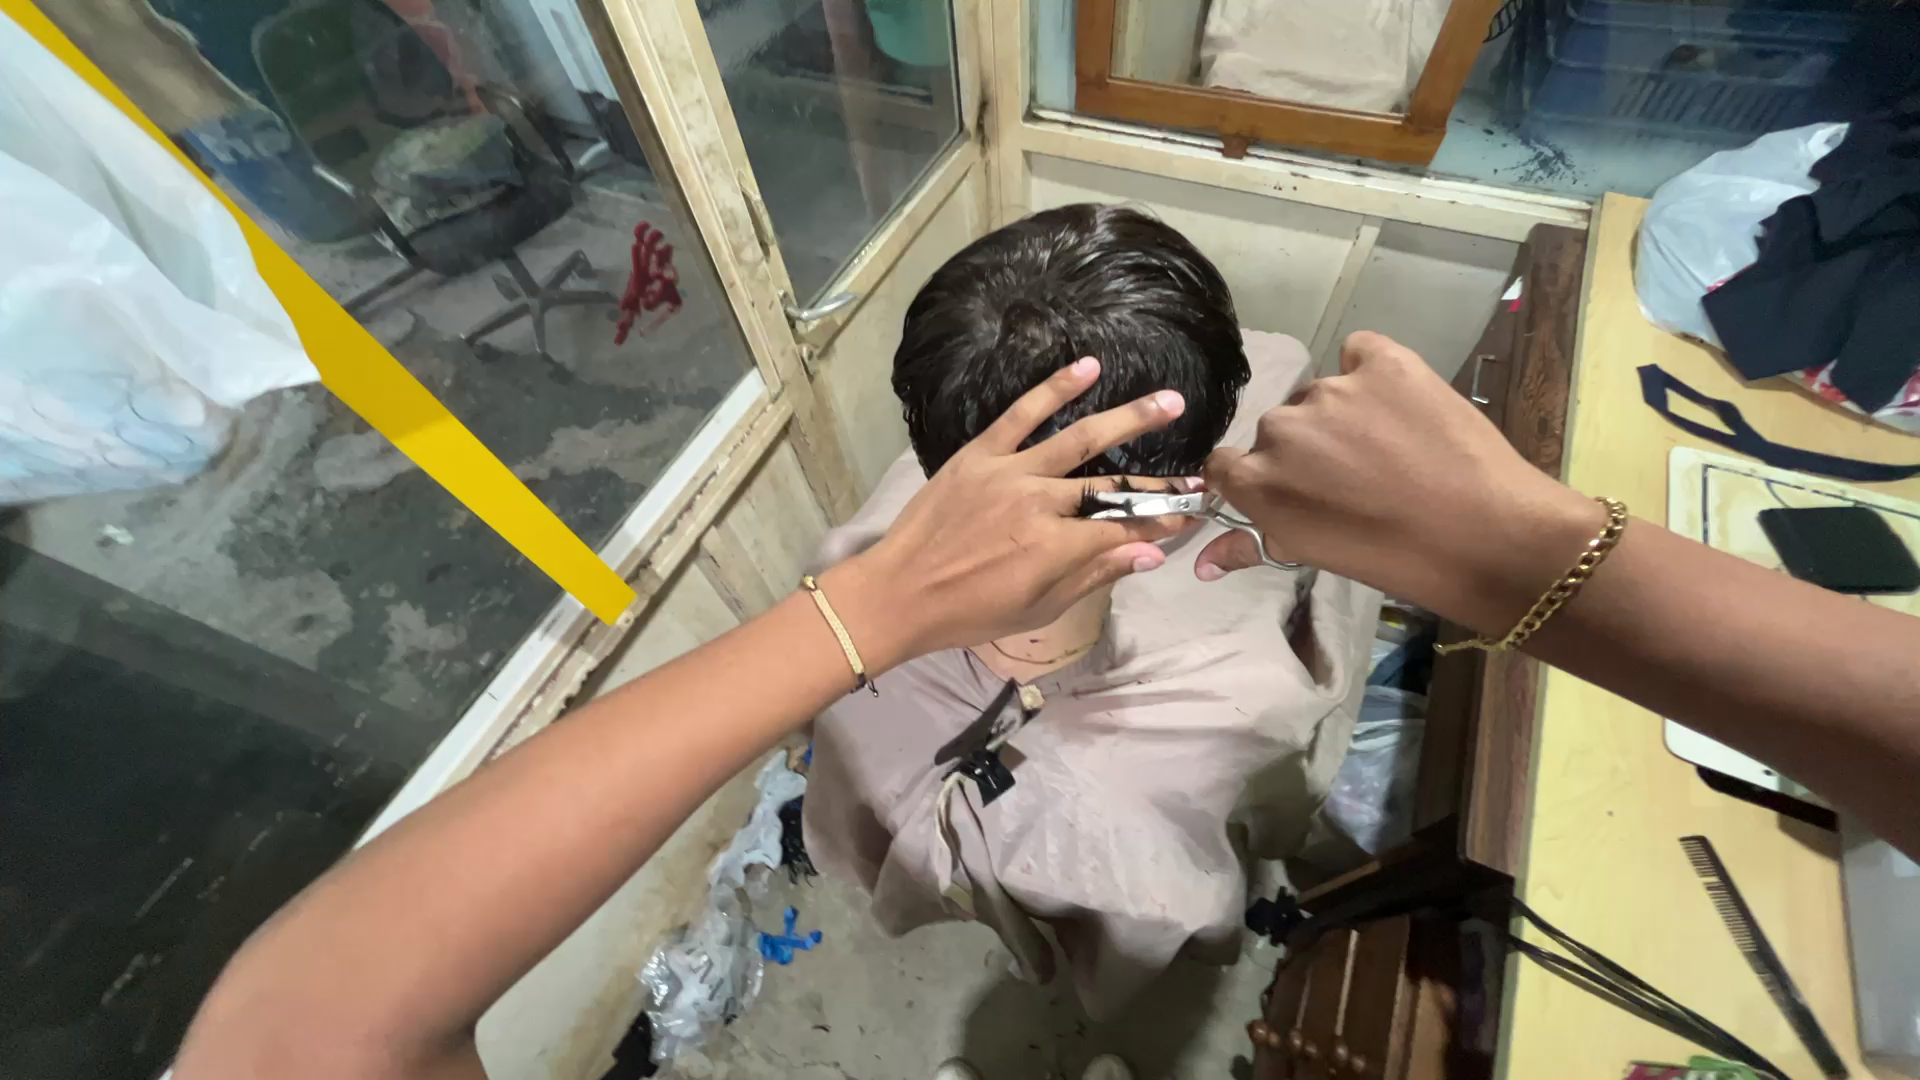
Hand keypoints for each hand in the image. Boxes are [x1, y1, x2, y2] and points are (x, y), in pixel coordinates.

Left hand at [826, 357, 1189, 668]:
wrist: (898, 592)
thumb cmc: (969, 613)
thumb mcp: (1036, 610)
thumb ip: (1092, 576)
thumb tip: (1149, 554)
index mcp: (1056, 547)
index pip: (1124, 528)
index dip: (1160, 523)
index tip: (1188, 515)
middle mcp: (1040, 502)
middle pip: (1111, 487)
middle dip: (1158, 485)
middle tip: (1194, 475)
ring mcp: (1009, 472)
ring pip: (1079, 439)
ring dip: (1129, 419)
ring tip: (1169, 401)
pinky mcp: (979, 453)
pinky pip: (1021, 414)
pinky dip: (1055, 389)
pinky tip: (1088, 368)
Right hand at [1195, 332, 1600, 633]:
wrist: (1483, 535)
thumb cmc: (1385, 556)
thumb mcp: (1306, 553)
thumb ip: (1244, 548)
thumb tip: (1198, 565)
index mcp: (1254, 476)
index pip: (1224, 463)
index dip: (1253, 476)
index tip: (1287, 488)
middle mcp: (1279, 427)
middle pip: (1275, 431)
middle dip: (1301, 451)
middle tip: (1347, 477)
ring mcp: (1330, 390)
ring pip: (1316, 399)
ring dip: (1336, 417)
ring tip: (1385, 447)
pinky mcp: (1382, 361)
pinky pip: (1358, 353)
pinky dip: (1368, 371)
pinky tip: (1395, 399)